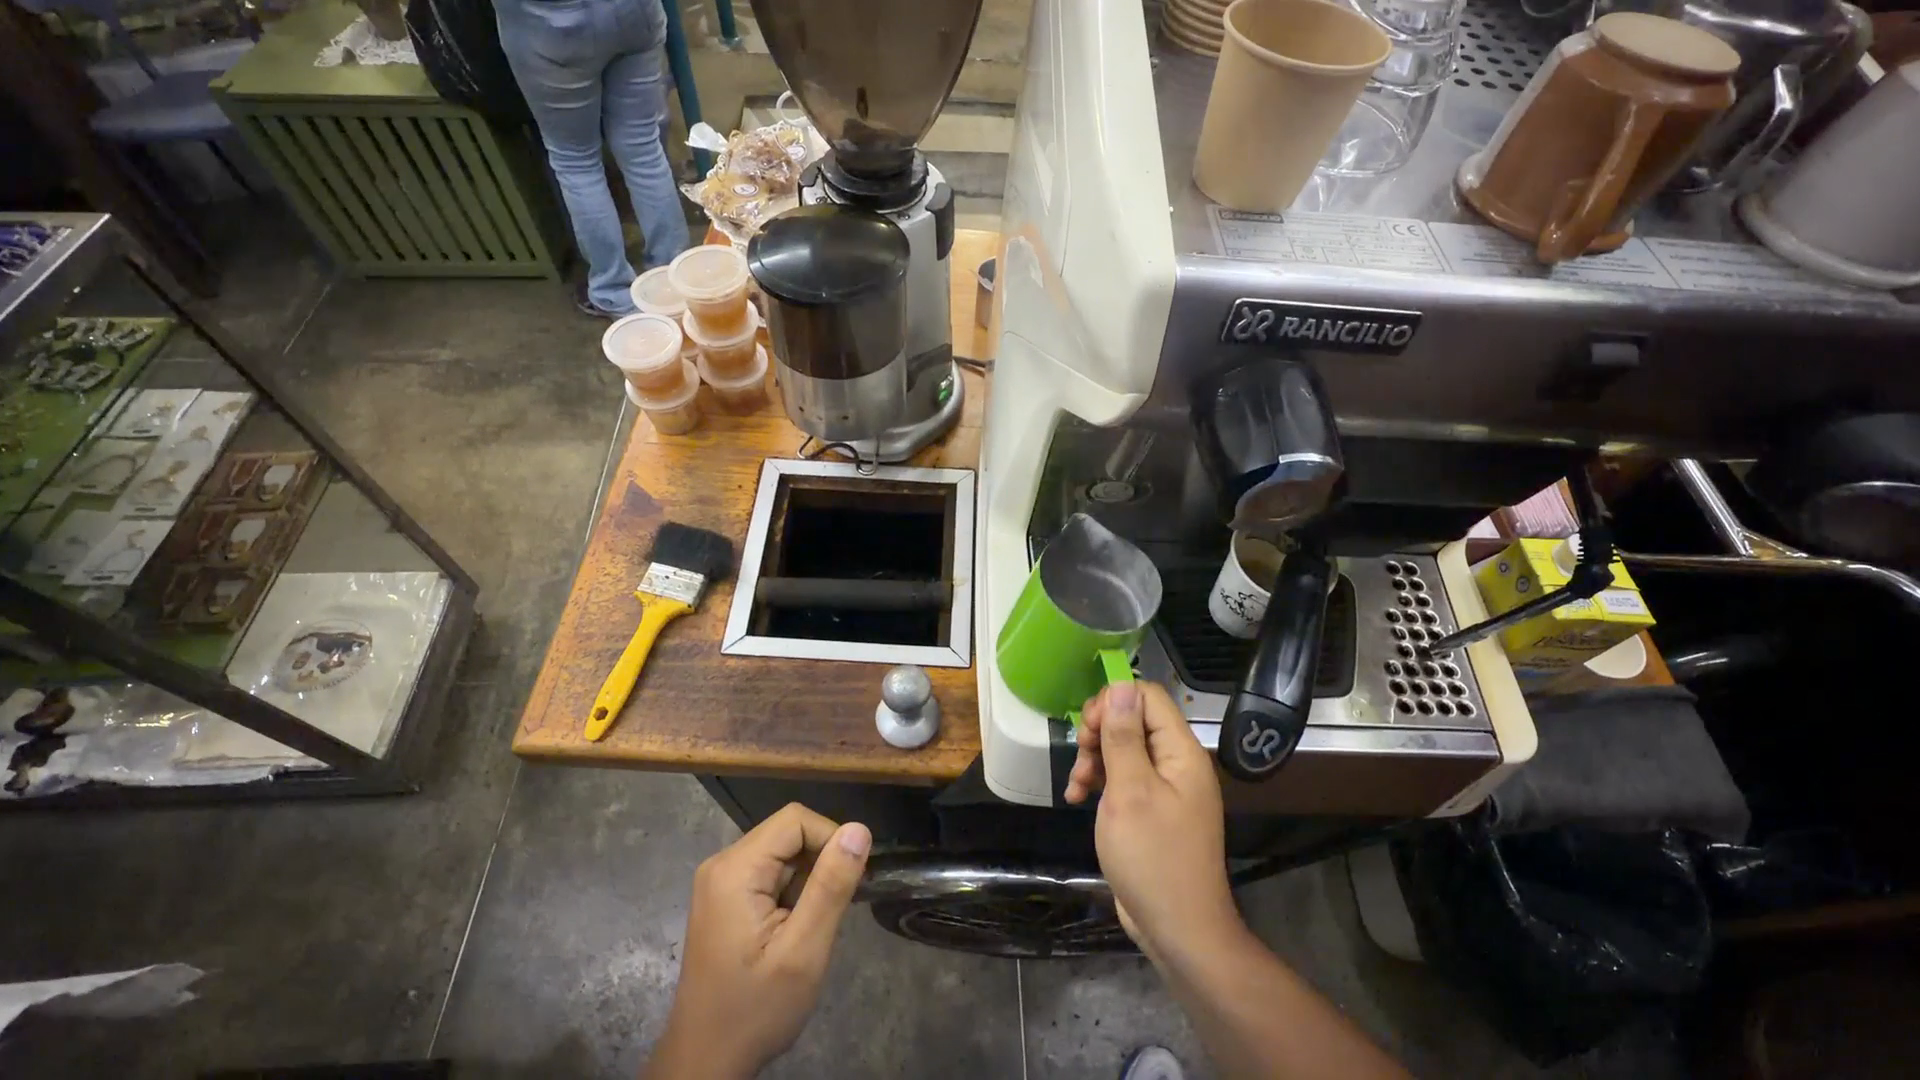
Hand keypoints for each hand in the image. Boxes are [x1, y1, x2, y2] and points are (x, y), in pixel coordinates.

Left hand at [647, 803, 872, 1078]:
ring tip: (813, 927)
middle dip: (820, 863)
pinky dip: (792, 893)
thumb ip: (831, 886)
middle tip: (835, 912)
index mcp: (735, 870)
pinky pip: (769, 875)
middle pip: (787, 834)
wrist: (706, 1059)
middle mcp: (722, 864)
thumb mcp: (804, 950)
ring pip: (781, 855)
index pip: (796, 820)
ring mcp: (719, 882)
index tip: (851, 882)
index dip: (831, 840)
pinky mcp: (724, 900)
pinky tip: (795, 930)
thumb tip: (859, 829)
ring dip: (808, 881)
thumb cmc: (755, 1009)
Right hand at [1064, 682, 1238, 960]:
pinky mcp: (1152, 811)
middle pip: (1133, 721)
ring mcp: (1165, 789)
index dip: (1113, 702)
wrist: (1178, 927)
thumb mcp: (1130, 792)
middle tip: (1081, 757)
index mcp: (1181, 752)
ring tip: (1076, 786)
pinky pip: (1123, 780)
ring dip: (1093, 759)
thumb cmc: (1153, 856)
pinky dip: (1099, 784)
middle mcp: (1177, 764)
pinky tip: (1076, 800)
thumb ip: (1124, 737)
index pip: (1148, 697)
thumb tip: (1121, 686)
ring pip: (1123, 750)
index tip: (1088, 730)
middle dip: (1099, 733)